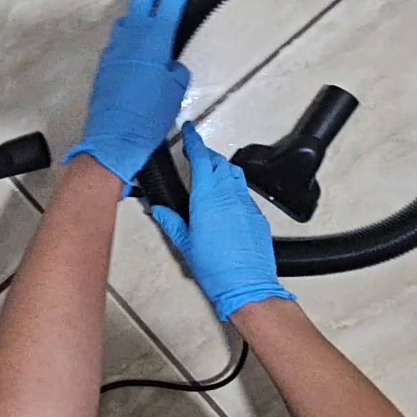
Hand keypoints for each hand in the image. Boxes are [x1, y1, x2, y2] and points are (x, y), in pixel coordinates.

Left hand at [65, 0, 200, 183]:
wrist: (114, 139)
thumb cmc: (149, 116)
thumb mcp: (175, 90)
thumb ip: (175, 68)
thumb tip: (169, 63)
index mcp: (153, 38)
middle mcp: (131, 37)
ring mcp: (114, 48)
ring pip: (130, 17)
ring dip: (144, 7)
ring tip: (157, 6)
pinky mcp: (106, 63)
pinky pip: (121, 37)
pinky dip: (134, 29)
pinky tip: (140, 39)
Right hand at [150, 123, 296, 320]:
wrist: (247, 285)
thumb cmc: (216, 269)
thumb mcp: (185, 245)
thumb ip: (171, 222)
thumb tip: (160, 210)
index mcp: (208, 198)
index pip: (202, 159)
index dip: (195, 142)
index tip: (190, 131)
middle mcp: (229, 196)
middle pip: (220, 163)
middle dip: (207, 156)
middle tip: (196, 156)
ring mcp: (245, 204)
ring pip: (234, 176)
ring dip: (222, 171)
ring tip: (210, 176)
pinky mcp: (256, 216)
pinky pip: (244, 194)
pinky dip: (233, 189)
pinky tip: (225, 202)